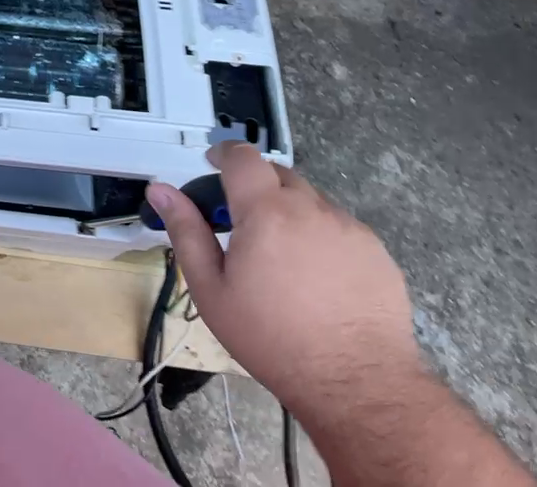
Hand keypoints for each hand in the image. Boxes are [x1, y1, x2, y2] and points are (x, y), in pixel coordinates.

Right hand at [147, 142, 424, 420]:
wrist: (355, 383)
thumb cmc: (270, 337)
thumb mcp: (211, 288)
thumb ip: (186, 231)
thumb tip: (160, 190)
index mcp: (265, 211)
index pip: (242, 157)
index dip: (223, 154)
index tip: (212, 166)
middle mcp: (310, 208)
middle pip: (277, 174)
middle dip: (254, 187)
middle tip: (239, 224)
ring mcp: (349, 228)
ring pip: (310, 201)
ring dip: (288, 212)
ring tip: (280, 257)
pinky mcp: (376, 251)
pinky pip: (339, 227)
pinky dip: (320, 236)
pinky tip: (316, 277)